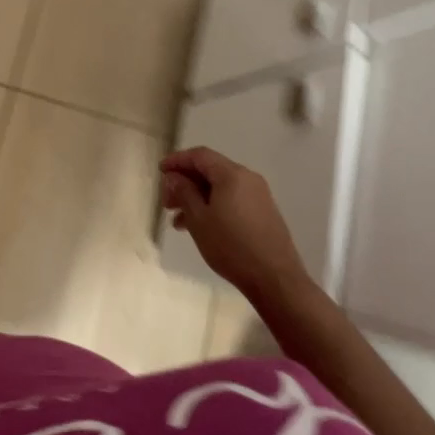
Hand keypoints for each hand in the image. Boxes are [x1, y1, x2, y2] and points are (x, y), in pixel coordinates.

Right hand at [160, 145, 309, 295]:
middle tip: (167, 202)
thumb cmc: (231, 246)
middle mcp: (248, 178)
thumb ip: (184, 192)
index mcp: (232, 175)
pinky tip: (201, 227)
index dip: (177, 160)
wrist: (275, 279)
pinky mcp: (263, 212)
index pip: (200, 155)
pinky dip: (213, 206)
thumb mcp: (199, 219)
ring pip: (220, 188)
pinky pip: (232, 200)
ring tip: (178, 220)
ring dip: (197, 198)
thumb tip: (173, 177)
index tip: (160, 172)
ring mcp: (258, 196)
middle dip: (185, 182)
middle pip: (210, 170)